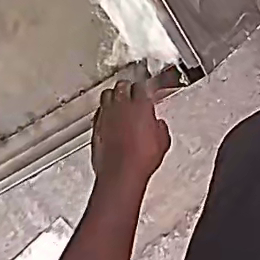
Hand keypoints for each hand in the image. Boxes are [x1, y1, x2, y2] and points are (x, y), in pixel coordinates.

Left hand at [90, 78, 170, 205]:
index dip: (143, 87)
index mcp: (141, 106)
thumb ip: (160, 127)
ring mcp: (107, 116)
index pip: (140, 86)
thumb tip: (158, 124)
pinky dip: (104, 111)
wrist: (121, 174)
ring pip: (106, 94)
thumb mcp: (163, 141)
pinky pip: (98, 111)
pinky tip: (108, 116)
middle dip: (127, 86)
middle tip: (131, 90)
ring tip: (117, 99)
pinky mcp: (96, 126)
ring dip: (113, 95)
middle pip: (121, 86)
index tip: (145, 89)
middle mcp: (122, 107)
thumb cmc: (141, 159)